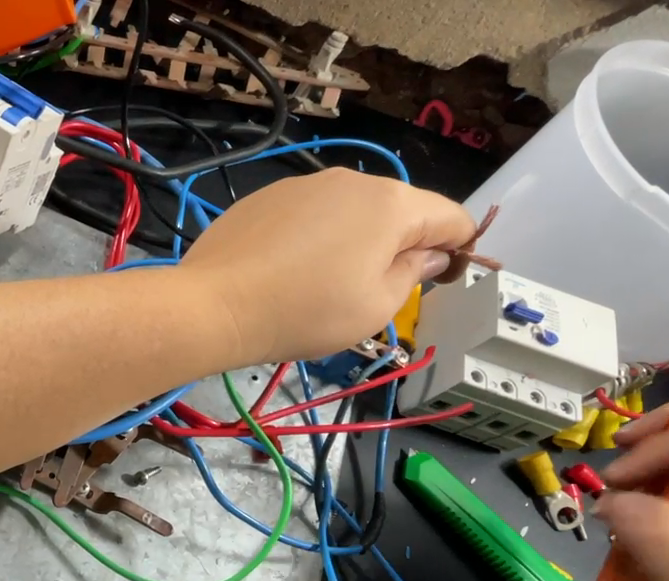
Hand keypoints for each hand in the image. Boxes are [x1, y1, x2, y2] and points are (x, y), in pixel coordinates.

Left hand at [178, 168, 477, 366]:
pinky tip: (282, 273)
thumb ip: (413, 275)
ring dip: (348, 242)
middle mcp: (350, 180)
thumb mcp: (374, 309)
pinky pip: (303, 217)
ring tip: (317, 285)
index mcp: (392, 204)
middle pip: (395, 211)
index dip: (456, 248)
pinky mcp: (262, 200)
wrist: (212, 307)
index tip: (441, 278)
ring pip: (346, 212)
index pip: (449, 216)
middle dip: (396, 245)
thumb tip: (430, 254)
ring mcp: (301, 185)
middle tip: (368, 291)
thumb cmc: (301, 313)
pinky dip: (305, 240)